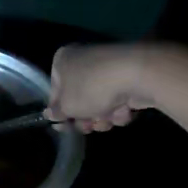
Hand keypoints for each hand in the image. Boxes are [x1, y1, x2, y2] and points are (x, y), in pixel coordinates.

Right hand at [46, 44, 175, 132]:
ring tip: (108, 118)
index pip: (55, 91)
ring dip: (102, 117)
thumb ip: (57, 112)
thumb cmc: (91, 88)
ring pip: (99, 104)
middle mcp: (84, 61)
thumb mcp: (66, 106)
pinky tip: (124, 110)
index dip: (60, 112)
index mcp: (63, 61)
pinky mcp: (128, 78)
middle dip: (84, 119)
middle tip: (88, 126)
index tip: (63, 126)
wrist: (137, 75)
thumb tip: (49, 114)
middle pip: (78, 100)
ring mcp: (107, 70)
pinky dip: (119, 109)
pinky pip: (117, 100)